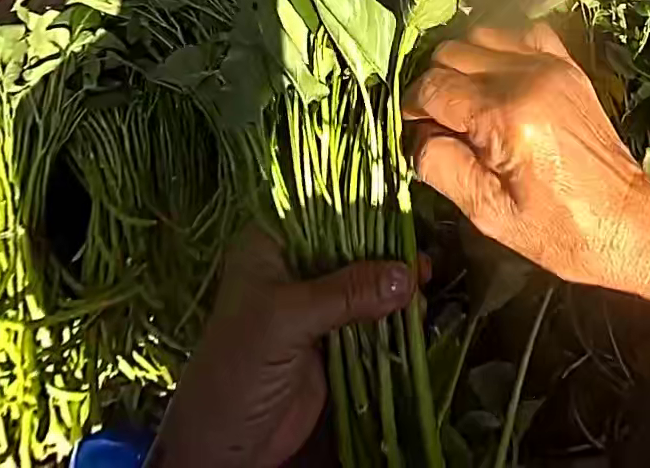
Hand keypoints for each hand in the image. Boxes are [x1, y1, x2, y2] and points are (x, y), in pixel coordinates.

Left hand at [149, 228, 411, 467]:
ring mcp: (313, 299)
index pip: (321, 209)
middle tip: (420, 256)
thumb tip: (407, 275)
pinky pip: (367, 312)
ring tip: (425, 278)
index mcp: (271, 242)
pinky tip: (415, 307)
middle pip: (348, 243)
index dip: (361, 206)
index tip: (402, 208)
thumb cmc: (239, 366)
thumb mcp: (288, 319)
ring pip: (361, 277)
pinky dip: (391, 310)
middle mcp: (294, 262)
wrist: (223, 447)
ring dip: (392, 279)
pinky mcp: (330, 332)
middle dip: (385, 247)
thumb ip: (347, 293)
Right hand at [405, 23, 649, 301]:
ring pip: (479, 35)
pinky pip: (519, 32)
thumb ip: (440, 165)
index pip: (432, 87)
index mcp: (506, 117)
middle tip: (439, 120)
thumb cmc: (560, 231)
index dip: (411, 108)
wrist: (630, 223)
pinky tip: (497, 76)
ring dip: (462, 63)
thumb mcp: (489, 214)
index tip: (413, 130)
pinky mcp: (566, 64)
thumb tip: (414, 132)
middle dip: (433, 84)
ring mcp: (550, 64)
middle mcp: (527, 77)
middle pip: (449, 53)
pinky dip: (499, 47)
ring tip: (466, 100)